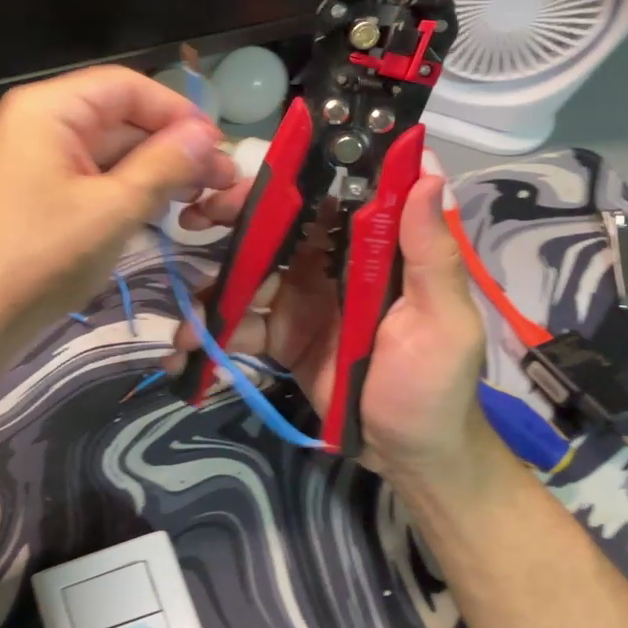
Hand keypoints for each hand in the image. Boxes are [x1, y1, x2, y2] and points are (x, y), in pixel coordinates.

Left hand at [0, 67, 236, 353]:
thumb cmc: (42, 258)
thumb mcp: (113, 210)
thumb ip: (165, 166)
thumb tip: (207, 135)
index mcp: (49, 109)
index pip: (127, 87)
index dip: (178, 113)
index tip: (220, 147)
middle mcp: (38, 122)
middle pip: (119, 117)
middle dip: (172, 147)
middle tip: (222, 182)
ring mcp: (35, 159)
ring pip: (109, 150)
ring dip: (155, 172)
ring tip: (203, 200)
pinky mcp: (37, 193)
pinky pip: (91, 177)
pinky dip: (127, 190)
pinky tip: (163, 211)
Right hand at [167, 156, 501, 484]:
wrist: (409, 455)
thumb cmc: (436, 385)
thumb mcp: (443, 321)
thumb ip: (430, 253)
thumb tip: (427, 172)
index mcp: (368, 250)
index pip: (320, 198)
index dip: (279, 182)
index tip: (239, 181)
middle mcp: (328, 265)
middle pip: (271, 228)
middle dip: (229, 221)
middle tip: (193, 222)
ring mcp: (298, 301)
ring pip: (244, 275)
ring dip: (210, 291)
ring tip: (184, 326)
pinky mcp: (278, 337)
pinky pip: (238, 324)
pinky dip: (210, 334)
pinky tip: (186, 350)